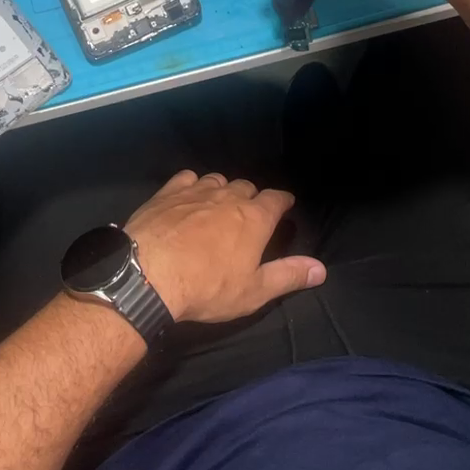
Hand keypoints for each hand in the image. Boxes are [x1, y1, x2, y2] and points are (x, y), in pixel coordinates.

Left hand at [122, 171, 324, 324]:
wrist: (148, 275)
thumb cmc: (207, 287)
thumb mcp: (253, 291)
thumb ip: (289, 276)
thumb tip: (321, 268)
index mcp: (254, 218)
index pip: (276, 199)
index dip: (282, 201)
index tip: (284, 205)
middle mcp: (228, 196)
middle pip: (246, 187)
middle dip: (251, 197)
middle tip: (248, 214)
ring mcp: (195, 191)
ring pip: (217, 180)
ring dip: (222, 190)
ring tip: (219, 205)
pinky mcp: (167, 193)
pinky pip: (186, 178)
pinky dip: (192, 185)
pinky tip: (188, 196)